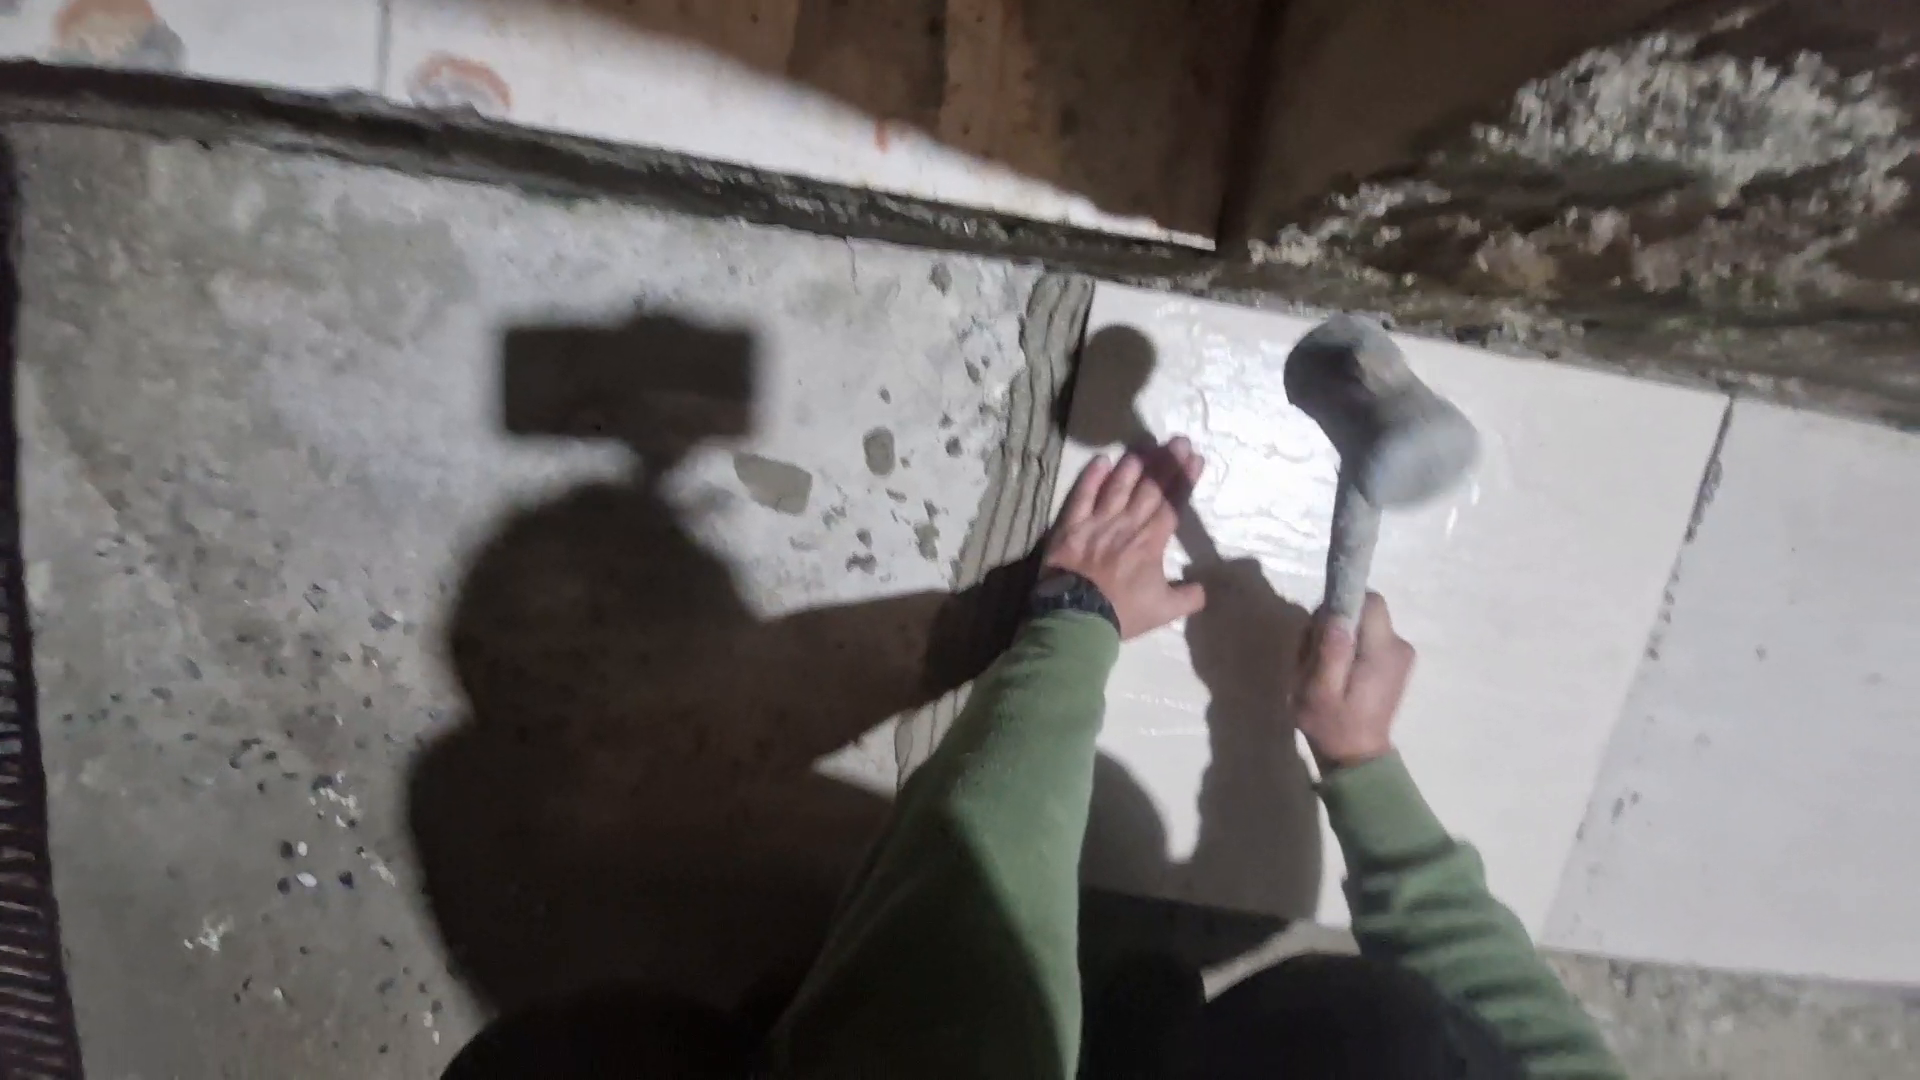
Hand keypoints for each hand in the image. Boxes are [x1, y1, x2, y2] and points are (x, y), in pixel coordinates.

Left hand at [1044, 437, 1206, 639]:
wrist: (1077, 617)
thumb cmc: (1121, 614)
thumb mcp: (1163, 611)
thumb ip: (1187, 597)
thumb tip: (1204, 588)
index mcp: (1150, 544)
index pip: (1171, 505)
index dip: (1184, 481)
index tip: (1195, 458)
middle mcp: (1126, 526)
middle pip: (1149, 489)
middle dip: (1166, 463)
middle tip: (1178, 440)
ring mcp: (1096, 523)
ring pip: (1118, 487)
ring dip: (1133, 466)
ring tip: (1145, 446)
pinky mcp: (1070, 526)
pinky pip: (1082, 497)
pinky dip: (1091, 478)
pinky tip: (1101, 460)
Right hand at [1294, 592, 1413, 768]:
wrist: (1356, 755)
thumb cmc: (1332, 724)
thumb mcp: (1319, 691)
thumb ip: (1330, 653)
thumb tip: (1336, 618)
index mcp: (1382, 652)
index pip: (1369, 601)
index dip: (1341, 604)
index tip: (1320, 628)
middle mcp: (1398, 646)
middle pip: (1362, 610)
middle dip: (1332, 624)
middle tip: (1313, 654)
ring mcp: (1398, 654)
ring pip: (1360, 623)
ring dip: (1335, 637)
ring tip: (1321, 668)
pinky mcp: (1392, 660)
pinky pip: (1364, 637)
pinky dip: (1345, 647)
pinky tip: (1334, 671)